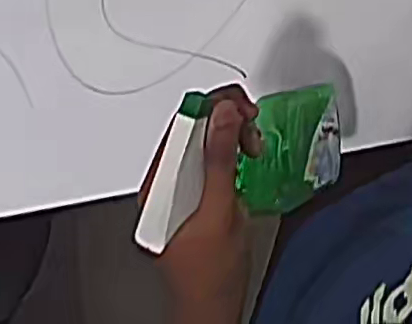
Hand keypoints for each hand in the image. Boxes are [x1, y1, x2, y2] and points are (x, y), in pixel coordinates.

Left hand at [139, 85, 261, 323]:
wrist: (213, 307)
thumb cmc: (212, 271)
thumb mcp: (219, 209)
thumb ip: (219, 158)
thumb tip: (223, 111)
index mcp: (159, 187)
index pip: (182, 124)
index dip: (214, 107)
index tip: (244, 108)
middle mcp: (165, 182)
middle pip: (194, 126)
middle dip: (228, 119)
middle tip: (252, 127)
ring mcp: (180, 186)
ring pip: (206, 137)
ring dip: (234, 133)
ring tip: (251, 147)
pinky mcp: (197, 189)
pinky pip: (213, 152)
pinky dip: (233, 147)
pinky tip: (244, 157)